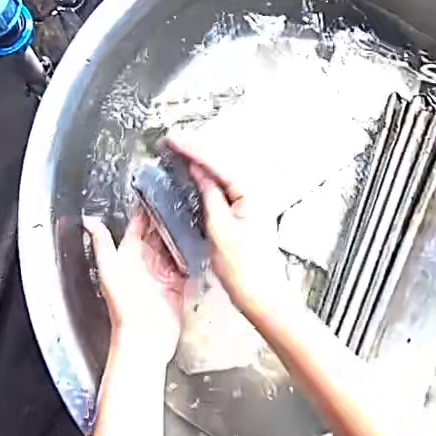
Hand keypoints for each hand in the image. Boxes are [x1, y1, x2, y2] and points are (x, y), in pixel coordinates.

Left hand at [86, 207, 186, 367]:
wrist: (143, 340)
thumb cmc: (123, 309)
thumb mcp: (109, 271)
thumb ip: (103, 244)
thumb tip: (89, 220)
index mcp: (129, 254)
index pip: (139, 224)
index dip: (146, 208)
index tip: (155, 190)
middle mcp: (147, 260)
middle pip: (160, 232)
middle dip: (168, 216)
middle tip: (181, 197)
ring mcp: (163, 272)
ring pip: (174, 245)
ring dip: (181, 232)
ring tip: (194, 213)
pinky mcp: (178, 284)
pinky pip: (187, 263)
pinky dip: (192, 253)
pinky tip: (200, 241)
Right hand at [164, 134, 291, 318]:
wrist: (262, 296)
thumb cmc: (244, 269)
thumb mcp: (218, 228)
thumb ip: (208, 194)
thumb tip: (198, 171)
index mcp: (251, 193)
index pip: (216, 162)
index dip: (192, 149)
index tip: (173, 139)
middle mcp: (256, 192)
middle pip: (222, 160)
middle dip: (196, 148)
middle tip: (173, 140)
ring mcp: (254, 201)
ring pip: (224, 170)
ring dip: (202, 160)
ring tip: (181, 151)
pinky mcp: (248, 210)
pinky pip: (226, 183)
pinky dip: (210, 176)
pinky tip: (198, 175)